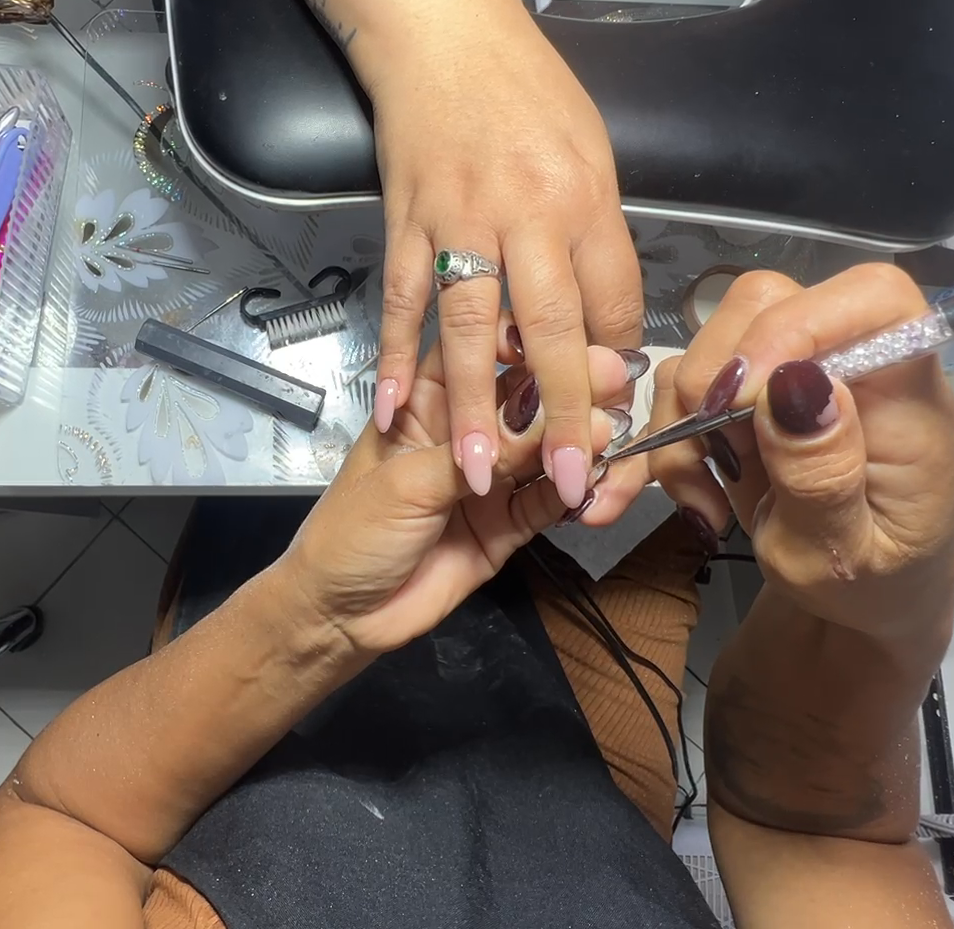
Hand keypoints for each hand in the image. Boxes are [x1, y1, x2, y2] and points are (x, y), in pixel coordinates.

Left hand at [277, 321, 636, 655]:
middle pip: (522, 398)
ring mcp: (489, 479)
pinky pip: (548, 502)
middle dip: (563, 388)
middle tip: (612, 378)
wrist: (341, 616)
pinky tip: (593, 483)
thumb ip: (482, 455)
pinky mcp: (506, 524)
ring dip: (575, 441)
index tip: (555, 337)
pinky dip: (573, 493)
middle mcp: (464, 433)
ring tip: (607, 434)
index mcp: (424, 405)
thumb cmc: (353, 532)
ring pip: (544, 449)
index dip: (515, 340)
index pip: (474, 354)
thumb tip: (553, 423)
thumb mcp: (410, 483)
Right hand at [365, 15, 642, 516]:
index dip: (615, 364)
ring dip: (472, 406)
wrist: (444, 34)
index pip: (612, 302)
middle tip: (568, 481)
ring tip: (474, 473)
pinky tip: (391, 409)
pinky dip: (396, 358)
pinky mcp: (405, 225)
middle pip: (552, 330)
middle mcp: (527, 215)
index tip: (612, 412)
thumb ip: (594, 234)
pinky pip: (402, 302)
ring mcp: (459, 222)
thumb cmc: (525, 89)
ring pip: (471, 328)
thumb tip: (597, 313)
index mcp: (585, 198)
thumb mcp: (589, 150)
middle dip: (563, 413)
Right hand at [590, 265, 953, 638]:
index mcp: (903, 396)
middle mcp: (845, 366)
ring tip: (703, 490)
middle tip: (714, 455)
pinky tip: (693, 487)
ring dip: (682, 421)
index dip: (796, 326)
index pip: (872, 299)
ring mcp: (787, 377)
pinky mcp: (744, 396)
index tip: (742, 398)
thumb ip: (823, 475)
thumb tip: (796, 384)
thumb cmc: (871, 586)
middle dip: (713, 381)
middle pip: (764, 304)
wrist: (853, 600)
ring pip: (708, 344)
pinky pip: (679, 386)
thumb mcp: (843, 555)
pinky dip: (667, 438)